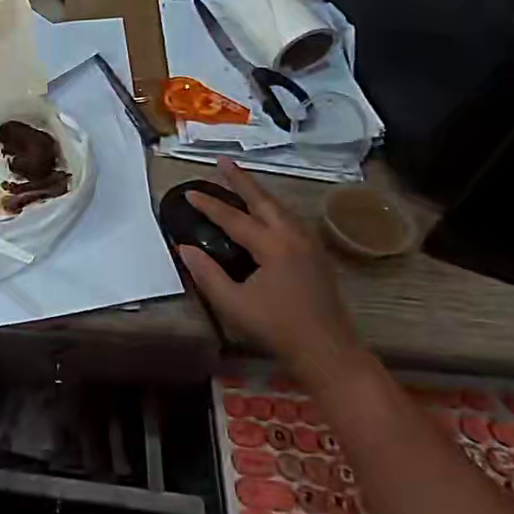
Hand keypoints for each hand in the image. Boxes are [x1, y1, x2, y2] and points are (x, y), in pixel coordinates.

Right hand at [178, 158, 361, 383]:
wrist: (328, 351)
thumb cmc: (277, 328)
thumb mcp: (234, 304)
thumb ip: (207, 274)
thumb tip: (185, 248)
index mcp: (273, 245)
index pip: (234, 218)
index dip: (209, 205)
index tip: (189, 193)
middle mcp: (293, 236)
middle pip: (263, 200)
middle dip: (242, 180)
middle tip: (223, 162)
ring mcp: (309, 245)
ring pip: (281, 208)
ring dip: (259, 193)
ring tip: (242, 182)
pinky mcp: (317, 256)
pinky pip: (291, 220)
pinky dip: (273, 208)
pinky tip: (268, 214)